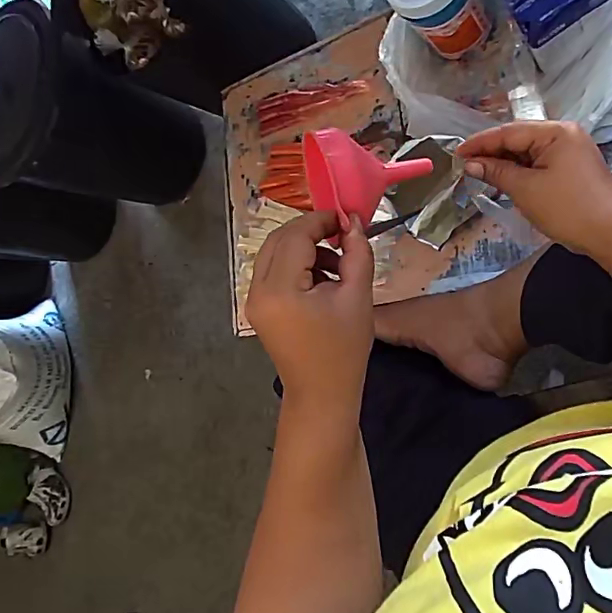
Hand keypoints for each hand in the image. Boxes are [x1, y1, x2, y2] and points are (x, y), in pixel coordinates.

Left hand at [247, 211, 373, 400]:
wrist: (322, 393)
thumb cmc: (344, 349)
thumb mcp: (358, 298)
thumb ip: (356, 254)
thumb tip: (352, 222)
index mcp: (280, 289)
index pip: (295, 236)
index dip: (321, 221)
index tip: (347, 220)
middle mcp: (257, 291)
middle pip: (278, 240)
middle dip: (310, 231)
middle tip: (342, 235)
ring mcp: (253, 300)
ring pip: (274, 254)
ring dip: (304, 248)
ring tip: (338, 265)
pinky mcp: (259, 308)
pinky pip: (273, 272)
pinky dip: (296, 265)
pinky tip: (323, 280)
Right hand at [458, 121, 611, 256]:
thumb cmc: (568, 209)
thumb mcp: (526, 190)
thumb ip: (496, 173)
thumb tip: (471, 164)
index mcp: (555, 132)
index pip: (509, 132)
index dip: (480, 144)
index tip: (456, 154)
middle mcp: (565, 134)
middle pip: (519, 139)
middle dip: (492, 153)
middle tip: (465, 166)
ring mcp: (572, 150)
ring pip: (530, 152)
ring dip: (506, 163)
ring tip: (481, 175)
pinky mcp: (575, 168)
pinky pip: (541, 163)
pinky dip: (523, 171)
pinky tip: (507, 181)